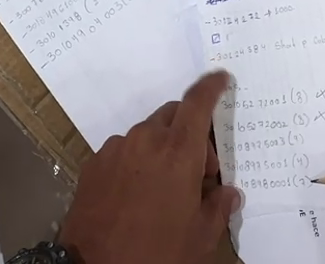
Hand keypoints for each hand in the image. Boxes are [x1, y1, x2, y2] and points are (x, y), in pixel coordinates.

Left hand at [59, 72, 239, 263]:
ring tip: (165, 188)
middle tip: (199, 171)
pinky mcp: (96, 162)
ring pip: (148, 133)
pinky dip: (137, 162)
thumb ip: (217, 208)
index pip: (198, 103)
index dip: (211, 87)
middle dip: (190, 133)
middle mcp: (147, 139)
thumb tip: (228, 193)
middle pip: (174, 116)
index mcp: (178, 151)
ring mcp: (118, 148)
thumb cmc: (156, 252)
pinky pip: (125, 150)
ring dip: (162, 149)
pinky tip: (138, 194)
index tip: (220, 78)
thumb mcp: (199, 239)